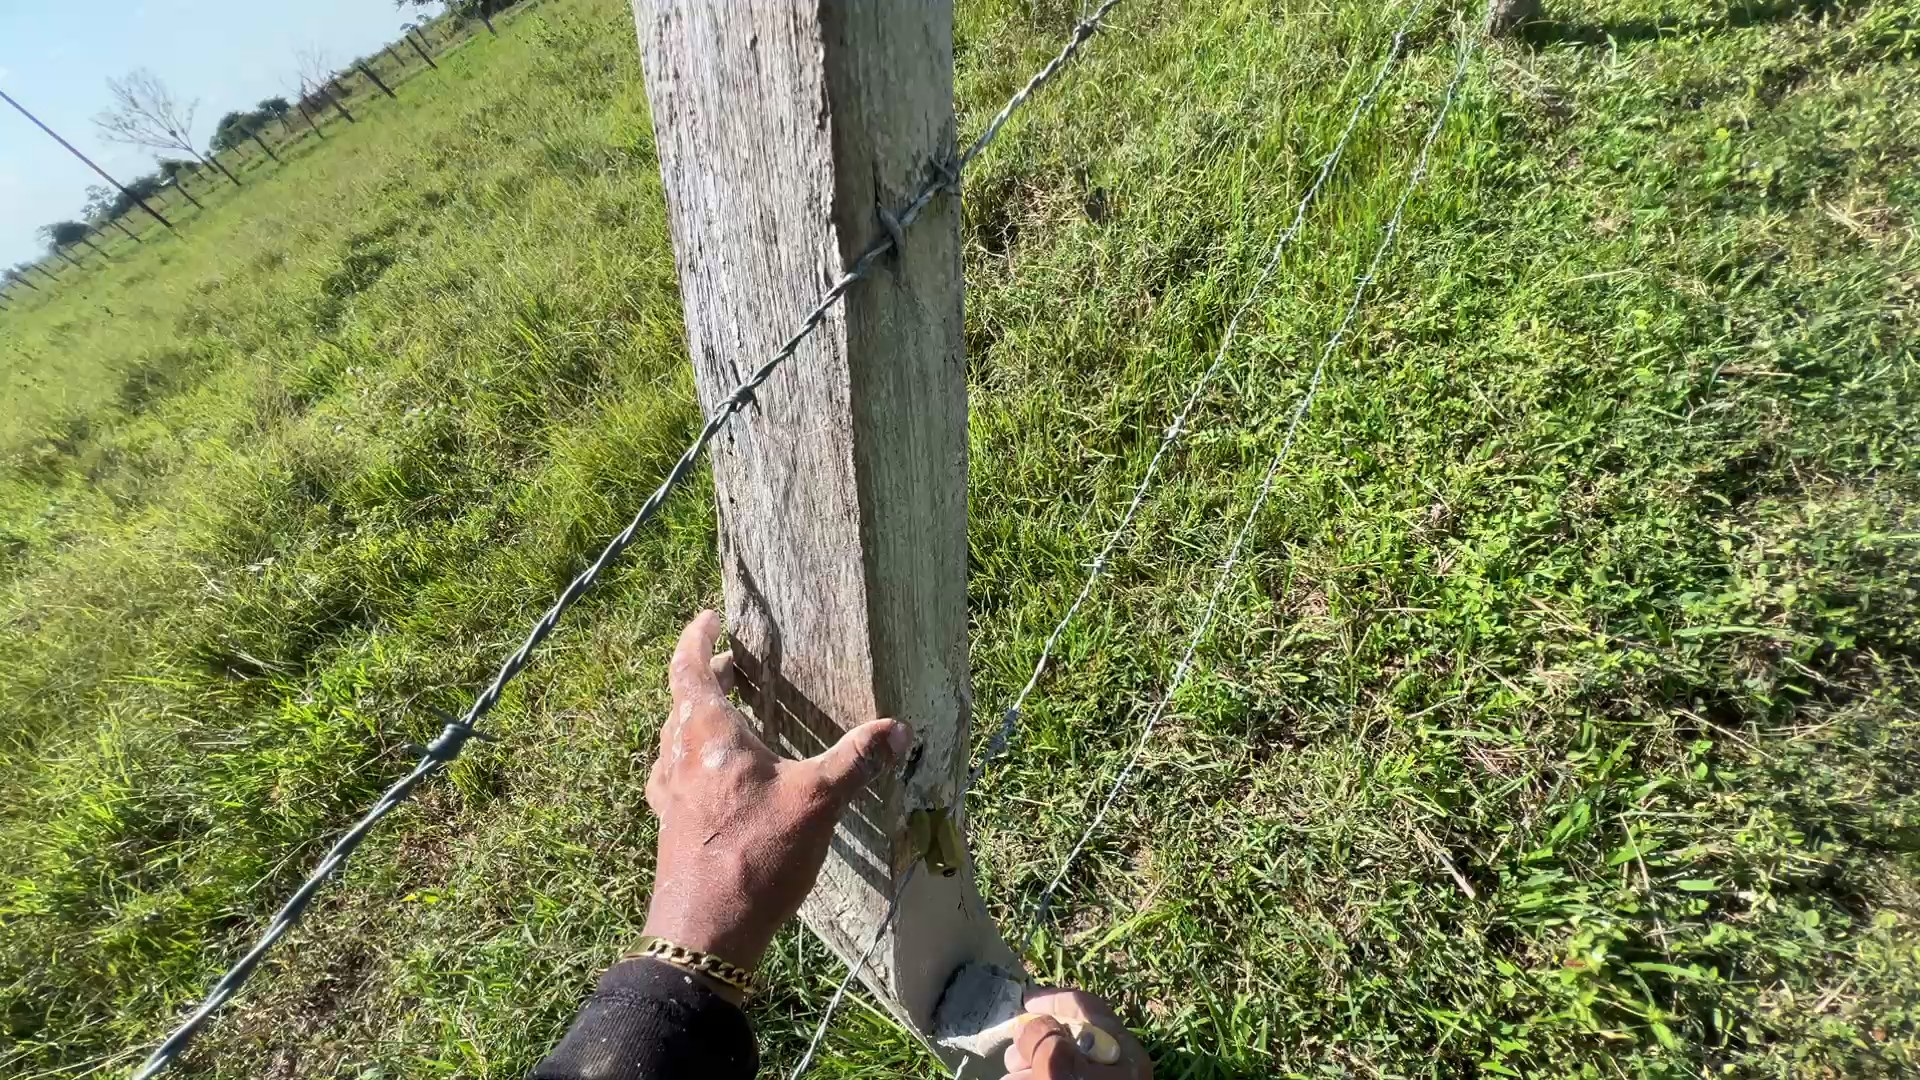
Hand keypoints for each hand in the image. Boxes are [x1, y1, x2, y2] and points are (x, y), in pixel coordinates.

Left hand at [642, 610, 909, 985]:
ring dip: (698, 713)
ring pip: (677, 734)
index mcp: (708, 735)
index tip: (708, 616)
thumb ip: (857, 759)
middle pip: (683, 699)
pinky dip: (695, 752)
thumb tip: (899, 729)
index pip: (688, 668)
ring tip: (731, 709)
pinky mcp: (671, 822)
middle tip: (736, 664)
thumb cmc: (757, 855)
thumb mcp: (817, 800)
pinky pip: (677, 769)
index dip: (696, 637)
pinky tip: (719, 772)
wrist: (705, 935)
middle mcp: (679, 756)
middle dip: (707, 674)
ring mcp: (669, 791)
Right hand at [1002, 988, 1151, 1079]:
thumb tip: (1028, 1026)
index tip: (1023, 1002)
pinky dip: (1042, 1076)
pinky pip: (1067, 1077)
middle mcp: (1119, 1064)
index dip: (1053, 999)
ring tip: (1009, 1071)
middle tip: (1011, 1049)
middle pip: (1072, 1036)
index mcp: (1123, 1050)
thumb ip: (1045, 1042)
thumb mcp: (1063, 1071)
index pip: (1087, 1006)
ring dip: (1032, 1061)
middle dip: (1036, 1038)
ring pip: (1066, 1061)